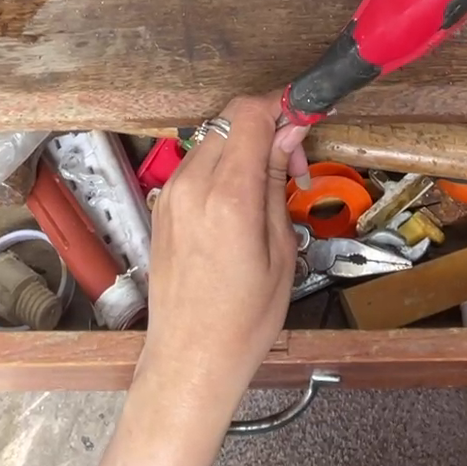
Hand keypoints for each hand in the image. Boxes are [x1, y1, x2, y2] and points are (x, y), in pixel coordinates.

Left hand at [100, 95, 308, 465]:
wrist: (189, 361)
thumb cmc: (244, 318)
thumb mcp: (281, 249)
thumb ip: (278, 181)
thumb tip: (289, 132)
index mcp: (228, 195)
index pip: (250, 113)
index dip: (282, 104)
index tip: (304, 115)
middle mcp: (192, 184)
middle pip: (230, 117)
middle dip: (267, 122)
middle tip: (293, 158)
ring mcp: (171, 192)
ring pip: (213, 136)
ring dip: (245, 142)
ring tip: (270, 182)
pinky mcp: (162, 204)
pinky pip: (196, 161)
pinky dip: (223, 161)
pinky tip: (242, 196)